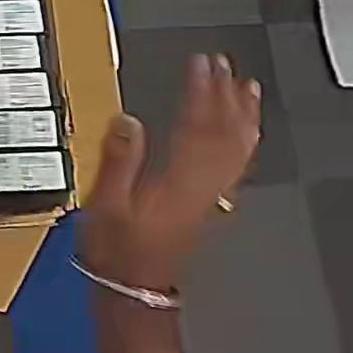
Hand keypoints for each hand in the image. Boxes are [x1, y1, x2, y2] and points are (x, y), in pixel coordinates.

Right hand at [78, 53, 260, 291]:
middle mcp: (202, 187)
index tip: (201, 65)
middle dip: (225, 96)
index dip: (201, 94)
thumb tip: (127, 120)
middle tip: (223, 65)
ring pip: (236, 150)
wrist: (134, 287)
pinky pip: (235, 166)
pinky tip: (243, 131)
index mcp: (177, 183)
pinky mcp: (208, 203)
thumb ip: (118, 160)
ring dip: (241, 116)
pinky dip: (243, 142)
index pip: (196, 129)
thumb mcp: (106, 204)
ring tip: (246, 88)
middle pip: (223, 135)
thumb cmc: (117, 249)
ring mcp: (209, 197)